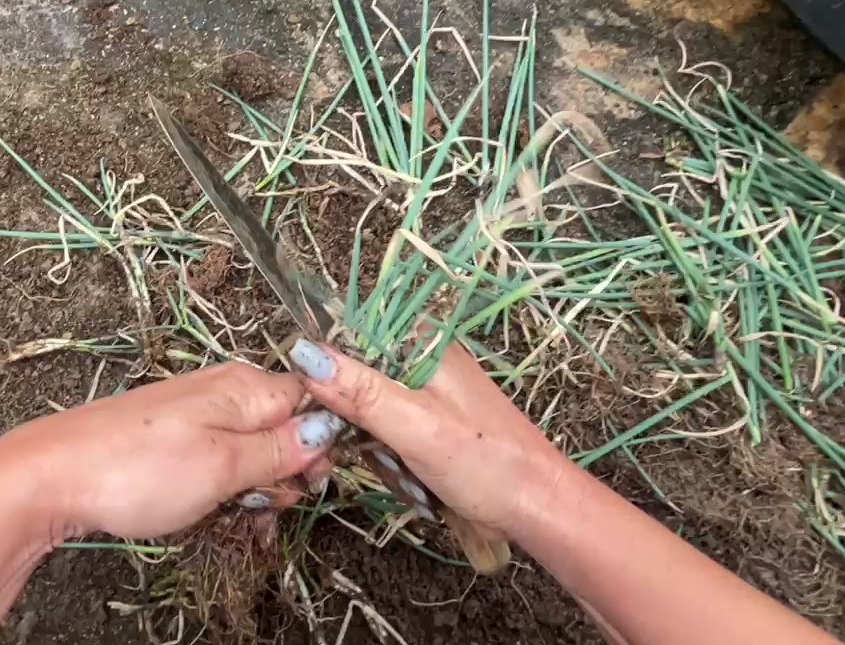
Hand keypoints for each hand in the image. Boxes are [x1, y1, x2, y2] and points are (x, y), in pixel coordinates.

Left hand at [0, 361, 343, 540]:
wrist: (57, 473)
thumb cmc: (141, 469)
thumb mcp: (222, 467)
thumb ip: (280, 449)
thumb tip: (328, 430)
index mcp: (246, 386)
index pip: (311, 402)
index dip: (318, 444)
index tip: (306, 483)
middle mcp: (228, 388)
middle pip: (285, 426)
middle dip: (286, 471)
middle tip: (261, 506)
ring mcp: (202, 408)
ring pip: (256, 445)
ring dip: (258, 484)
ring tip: (236, 514)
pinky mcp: (181, 430)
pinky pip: (225, 452)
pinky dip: (229, 482)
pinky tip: (216, 507)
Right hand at [287, 337, 568, 537]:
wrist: (540, 507)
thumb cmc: (485, 464)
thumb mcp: (414, 427)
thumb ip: (360, 391)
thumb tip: (303, 354)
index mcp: (421, 339)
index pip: (348, 337)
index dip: (326, 373)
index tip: (321, 414)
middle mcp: (423, 351)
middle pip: (355, 371)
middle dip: (353, 416)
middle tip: (374, 452)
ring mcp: (428, 382)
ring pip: (368, 401)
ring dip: (372, 438)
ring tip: (398, 468)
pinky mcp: (432, 411)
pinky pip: (388, 420)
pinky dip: (388, 447)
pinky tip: (407, 472)